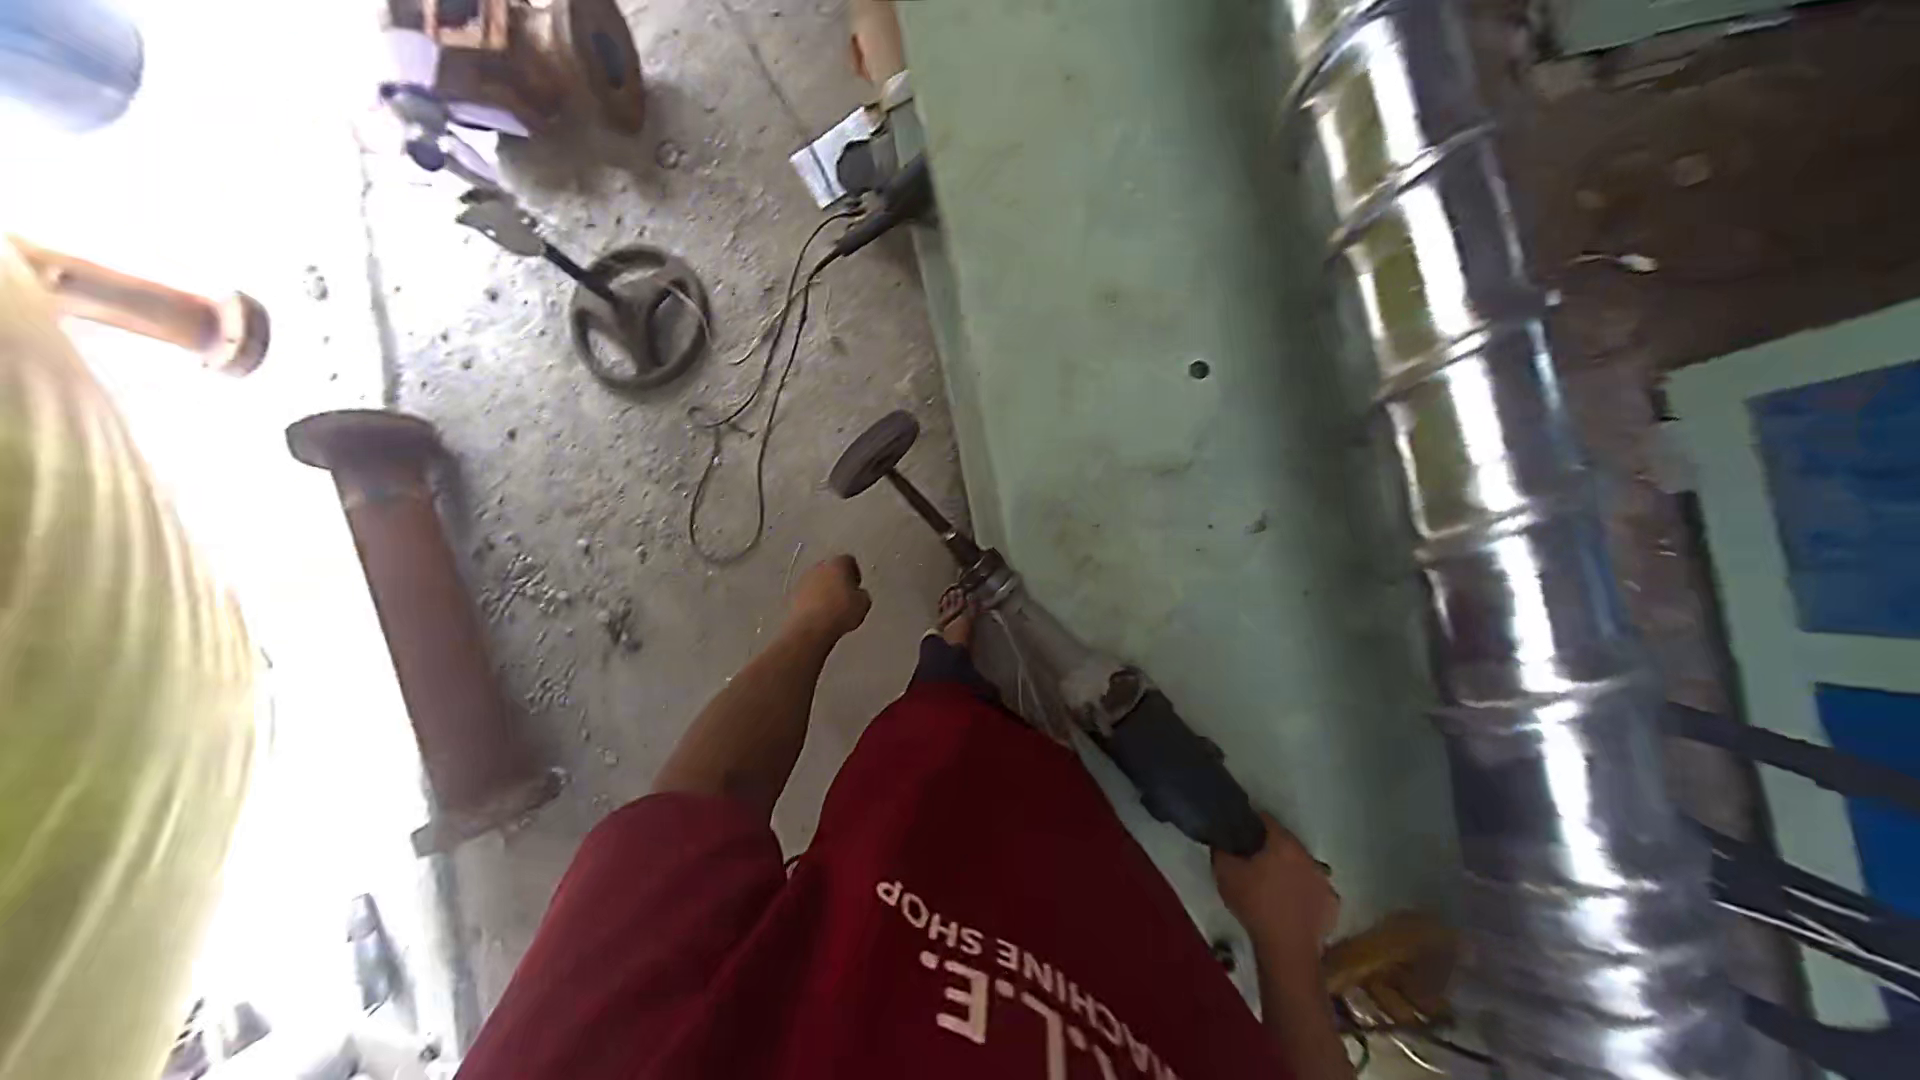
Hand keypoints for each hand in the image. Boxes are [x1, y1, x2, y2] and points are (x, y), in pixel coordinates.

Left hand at [786, 554, 871, 638]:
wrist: (811, 628)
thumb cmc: (840, 611)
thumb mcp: (863, 603)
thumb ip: (862, 594)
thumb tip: (858, 595)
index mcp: (838, 563)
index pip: (849, 561)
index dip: (854, 574)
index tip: (857, 586)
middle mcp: (819, 567)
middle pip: (830, 570)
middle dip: (837, 581)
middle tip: (845, 597)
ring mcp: (803, 581)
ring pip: (817, 582)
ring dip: (824, 591)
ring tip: (832, 609)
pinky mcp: (793, 596)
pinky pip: (807, 596)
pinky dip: (813, 602)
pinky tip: (820, 616)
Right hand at [1212, 813, 1338, 967]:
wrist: (1287, 949)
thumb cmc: (1254, 904)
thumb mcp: (1224, 872)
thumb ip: (1222, 850)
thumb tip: (1223, 840)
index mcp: (1283, 843)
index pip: (1266, 820)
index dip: (1250, 824)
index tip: (1240, 835)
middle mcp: (1307, 856)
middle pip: (1286, 842)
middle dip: (1271, 848)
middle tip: (1253, 862)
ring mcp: (1324, 881)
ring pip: (1303, 866)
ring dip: (1290, 870)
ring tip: (1273, 886)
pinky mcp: (1333, 905)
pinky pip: (1315, 890)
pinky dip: (1305, 893)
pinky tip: (1291, 905)